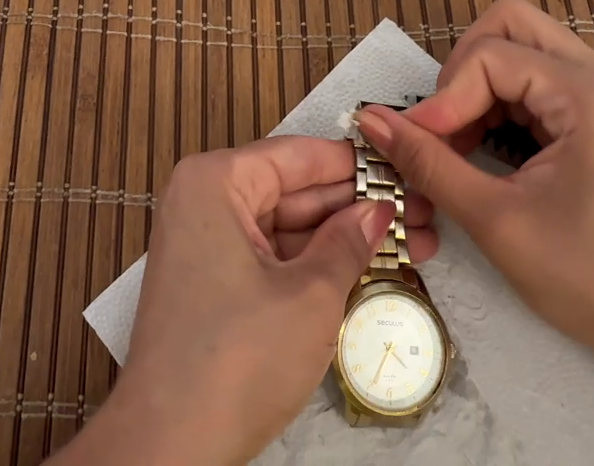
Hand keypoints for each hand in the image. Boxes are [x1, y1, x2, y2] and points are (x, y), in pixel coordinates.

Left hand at [54, 136, 434, 465]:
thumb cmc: (238, 358)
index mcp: (216, 181)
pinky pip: (274, 256)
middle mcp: (206, 199)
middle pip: (295, 190)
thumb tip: (379, 209)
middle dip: (359, 204)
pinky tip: (370, 266)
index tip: (406, 166)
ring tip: (416, 240)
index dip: (357, 163)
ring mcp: (208, 242)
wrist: (171, 444)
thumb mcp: (309, 296)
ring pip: (290, 226)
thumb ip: (348, 243)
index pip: (299, 156)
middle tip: (422, 209)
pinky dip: (318, 262)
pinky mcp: (215, 281)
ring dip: (346, 237)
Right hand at [355, 0, 593, 366]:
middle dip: (461, 69)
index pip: (490, 56)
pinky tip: (480, 149)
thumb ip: (427, 162)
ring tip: (455, 144)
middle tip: (442, 124)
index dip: (443, 97)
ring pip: (518, 49)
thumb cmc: (588, 280)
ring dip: (476, 87)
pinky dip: (496, 103)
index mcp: (591, 95)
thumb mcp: (494, 220)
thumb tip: (369, 119)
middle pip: (510, 25)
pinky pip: (532, 79)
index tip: (415, 143)